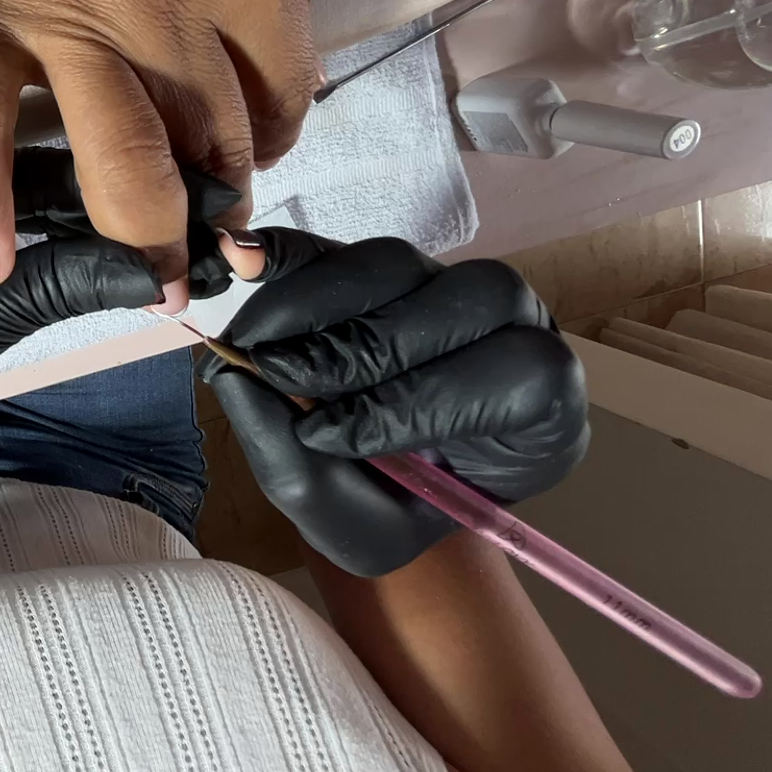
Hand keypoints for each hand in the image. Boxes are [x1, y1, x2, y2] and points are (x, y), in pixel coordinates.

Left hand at [0, 148, 231, 506]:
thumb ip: (57, 287)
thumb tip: (159, 269)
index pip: (34, 174)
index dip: (120, 195)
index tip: (201, 207)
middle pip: (40, 180)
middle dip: (122, 204)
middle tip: (211, 219)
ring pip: (37, 204)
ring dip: (105, 226)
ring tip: (187, 239)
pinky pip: (19, 230)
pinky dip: (69, 246)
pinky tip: (128, 252)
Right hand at [201, 228, 588, 576]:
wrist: (371, 484)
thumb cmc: (382, 507)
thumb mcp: (351, 523)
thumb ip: (294, 461)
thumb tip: (232, 376)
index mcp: (539, 410)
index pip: (520, 377)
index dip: (418, 402)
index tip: (323, 436)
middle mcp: (504, 331)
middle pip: (466, 299)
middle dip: (356, 344)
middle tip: (275, 375)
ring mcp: (433, 288)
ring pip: (393, 262)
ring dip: (312, 302)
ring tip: (255, 345)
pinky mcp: (365, 270)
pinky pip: (329, 247)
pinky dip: (281, 252)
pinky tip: (242, 263)